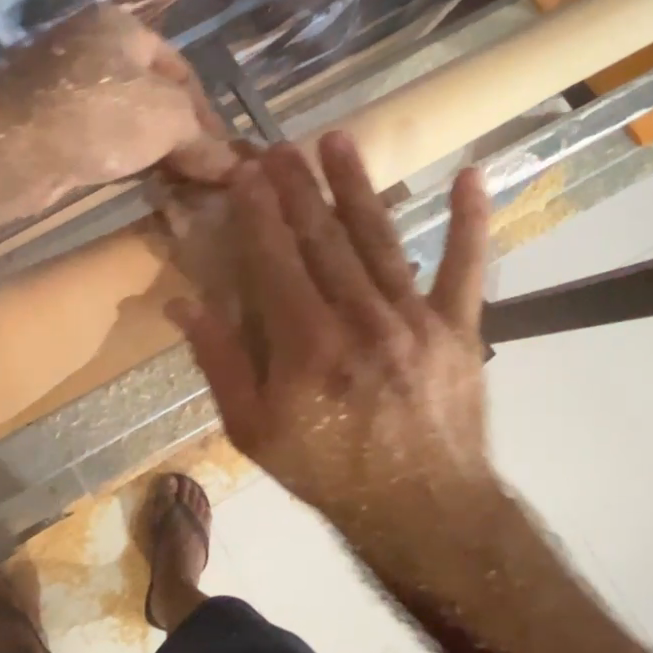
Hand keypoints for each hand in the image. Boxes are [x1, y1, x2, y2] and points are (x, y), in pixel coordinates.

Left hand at [13, 6, 238, 190]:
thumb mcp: (168, 118)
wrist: (14, 149)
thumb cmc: (99, 115)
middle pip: (150, 93)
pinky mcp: (42, 123)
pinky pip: (94, 139)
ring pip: (121, 119)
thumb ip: (202, 138)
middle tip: (201, 171)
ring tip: (174, 183)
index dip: (208, 112)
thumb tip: (233, 166)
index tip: (224, 152)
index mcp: (121, 24)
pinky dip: (118, 159)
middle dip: (178, 134)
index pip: (181, 67)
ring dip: (149, 151)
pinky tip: (135, 183)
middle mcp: (88, 45)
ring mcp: (60, 84)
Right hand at [167, 136, 493, 525]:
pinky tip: (471, 175)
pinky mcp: (459, 330)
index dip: (257, 212)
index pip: (276, 259)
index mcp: (307, 344)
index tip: (244, 173)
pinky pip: (467, 270)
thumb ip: (220, 362)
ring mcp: (416, 320)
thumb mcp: (253, 430)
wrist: (423, 513)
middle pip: (323, 239)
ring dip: (356, 186)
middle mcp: (361, 320)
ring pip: (380, 240)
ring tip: (336, 139)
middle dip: (297, 187)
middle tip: (278, 144)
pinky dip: (470, 223)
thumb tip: (181, 304)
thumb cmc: (327, 470)